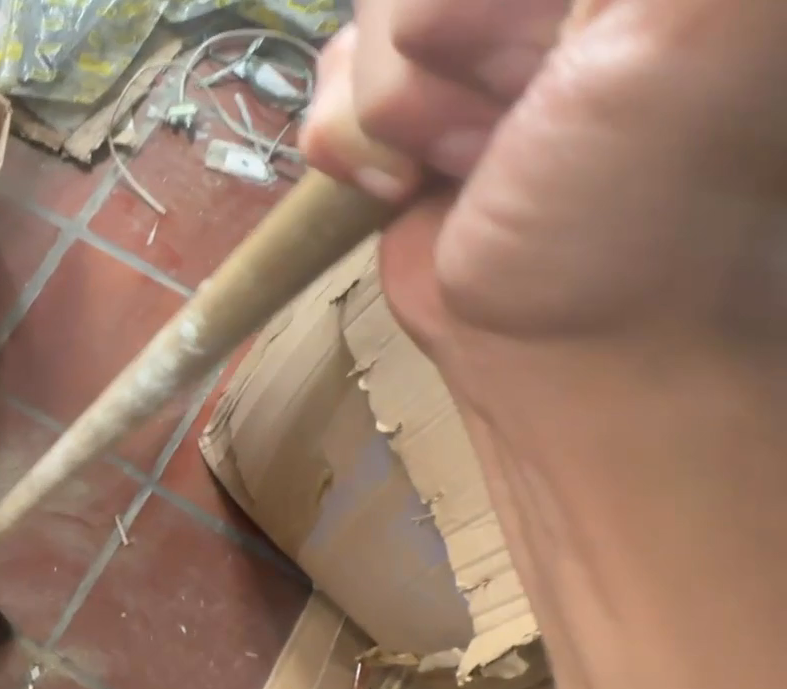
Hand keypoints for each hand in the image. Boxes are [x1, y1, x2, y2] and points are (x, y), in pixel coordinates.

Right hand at [300, 0, 786, 402]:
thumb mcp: (691, 32)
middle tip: (531, 98)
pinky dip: (348, 148)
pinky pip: (322, 91)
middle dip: (456, 38)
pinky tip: (411, 179)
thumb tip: (572, 8)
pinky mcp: (399, 103)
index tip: (549, 58)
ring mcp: (468, 36)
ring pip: (364, 24)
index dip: (479, 16)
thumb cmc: (632, 194)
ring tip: (474, 153)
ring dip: (401, 106)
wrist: (547, 330)